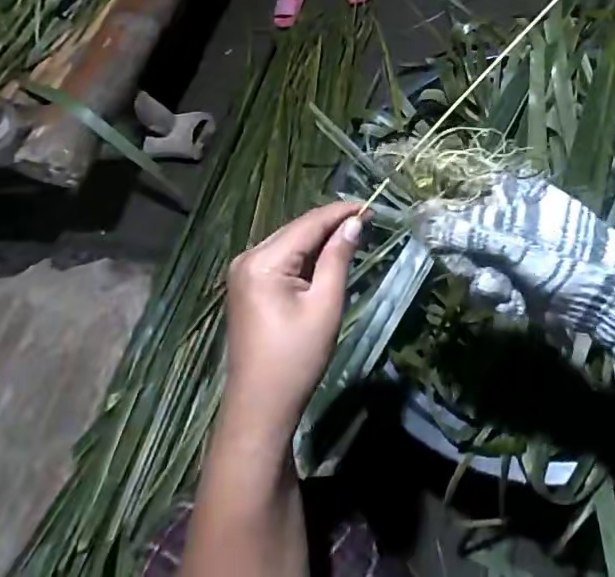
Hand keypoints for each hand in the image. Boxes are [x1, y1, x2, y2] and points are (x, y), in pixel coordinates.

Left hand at [222, 200, 363, 437]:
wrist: (260, 407)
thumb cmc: (296, 358)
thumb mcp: (325, 305)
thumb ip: (338, 258)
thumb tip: (354, 223)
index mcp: (263, 261)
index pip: (308, 224)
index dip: (340, 212)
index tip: (371, 207)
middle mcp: (247, 258)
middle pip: (296, 230)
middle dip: (331, 223)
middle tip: (366, 218)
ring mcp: (243, 272)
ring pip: (289, 242)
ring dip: (319, 237)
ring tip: (353, 231)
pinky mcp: (247, 285)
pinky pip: (281, 258)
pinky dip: (305, 254)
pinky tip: (327, 253)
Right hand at [416, 175, 614, 377]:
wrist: (610, 300)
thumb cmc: (567, 257)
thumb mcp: (514, 243)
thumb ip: (468, 232)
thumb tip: (421, 217)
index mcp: (514, 195)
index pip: (464, 194)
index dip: (446, 215)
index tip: (434, 234)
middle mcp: (511, 219)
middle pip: (463, 234)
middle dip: (468, 259)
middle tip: (483, 273)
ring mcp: (514, 251)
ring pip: (473, 265)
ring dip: (486, 283)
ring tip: (507, 292)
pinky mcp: (518, 281)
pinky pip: (491, 287)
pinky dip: (501, 299)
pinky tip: (517, 304)